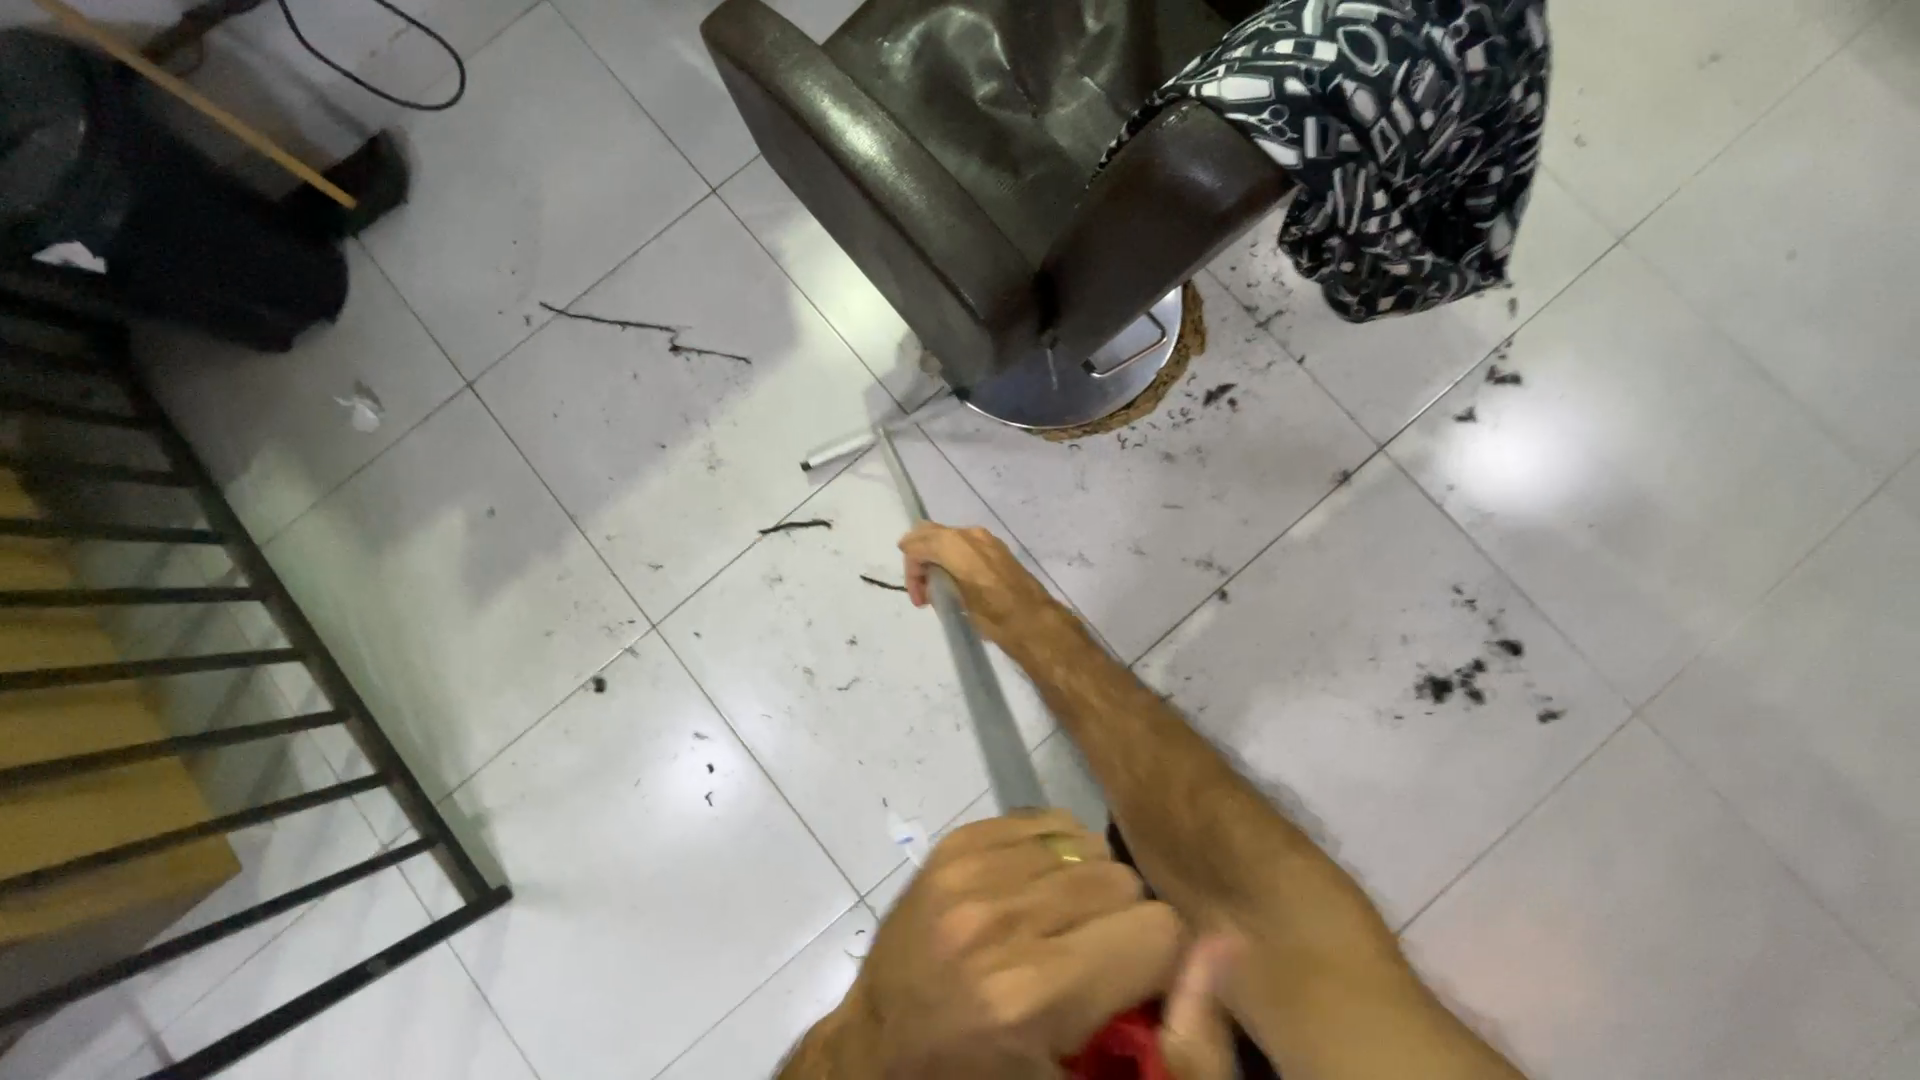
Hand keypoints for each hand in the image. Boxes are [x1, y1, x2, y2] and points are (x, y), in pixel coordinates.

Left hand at [848, 810, 1185, 1076]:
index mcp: (1032, 994)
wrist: (882, 1050)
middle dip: (1123, 924)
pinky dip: (1054, 855)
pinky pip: (1046, 820)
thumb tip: (1227, 941)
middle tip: (1088, 962)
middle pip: (1123, 882)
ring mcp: (968, 875)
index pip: (1158, 930)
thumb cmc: (988, 1073)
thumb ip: (1172, 1031)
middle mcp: (998, 923)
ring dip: (1087, 887)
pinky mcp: (953, 845)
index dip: (1157, 963)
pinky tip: (1032, 894)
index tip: (1131, 986)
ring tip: (1057, 928)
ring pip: (1088, 845)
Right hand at [899, 523, 1072, 653]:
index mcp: (957, 544)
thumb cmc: (992, 614)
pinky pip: (963, 546)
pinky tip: (957, 584)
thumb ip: (933, 578)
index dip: (911, 570)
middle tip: (923, 591)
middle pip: (929, 534)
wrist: (1033, 621)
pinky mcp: (996, 549)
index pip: (916, 544)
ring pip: (945, 539)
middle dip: (919, 560)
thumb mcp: (955, 599)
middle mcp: (970, 534)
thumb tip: (925, 576)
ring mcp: (985, 539)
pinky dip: (951, 559)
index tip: (919, 599)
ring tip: (939, 591)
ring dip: (934, 559)